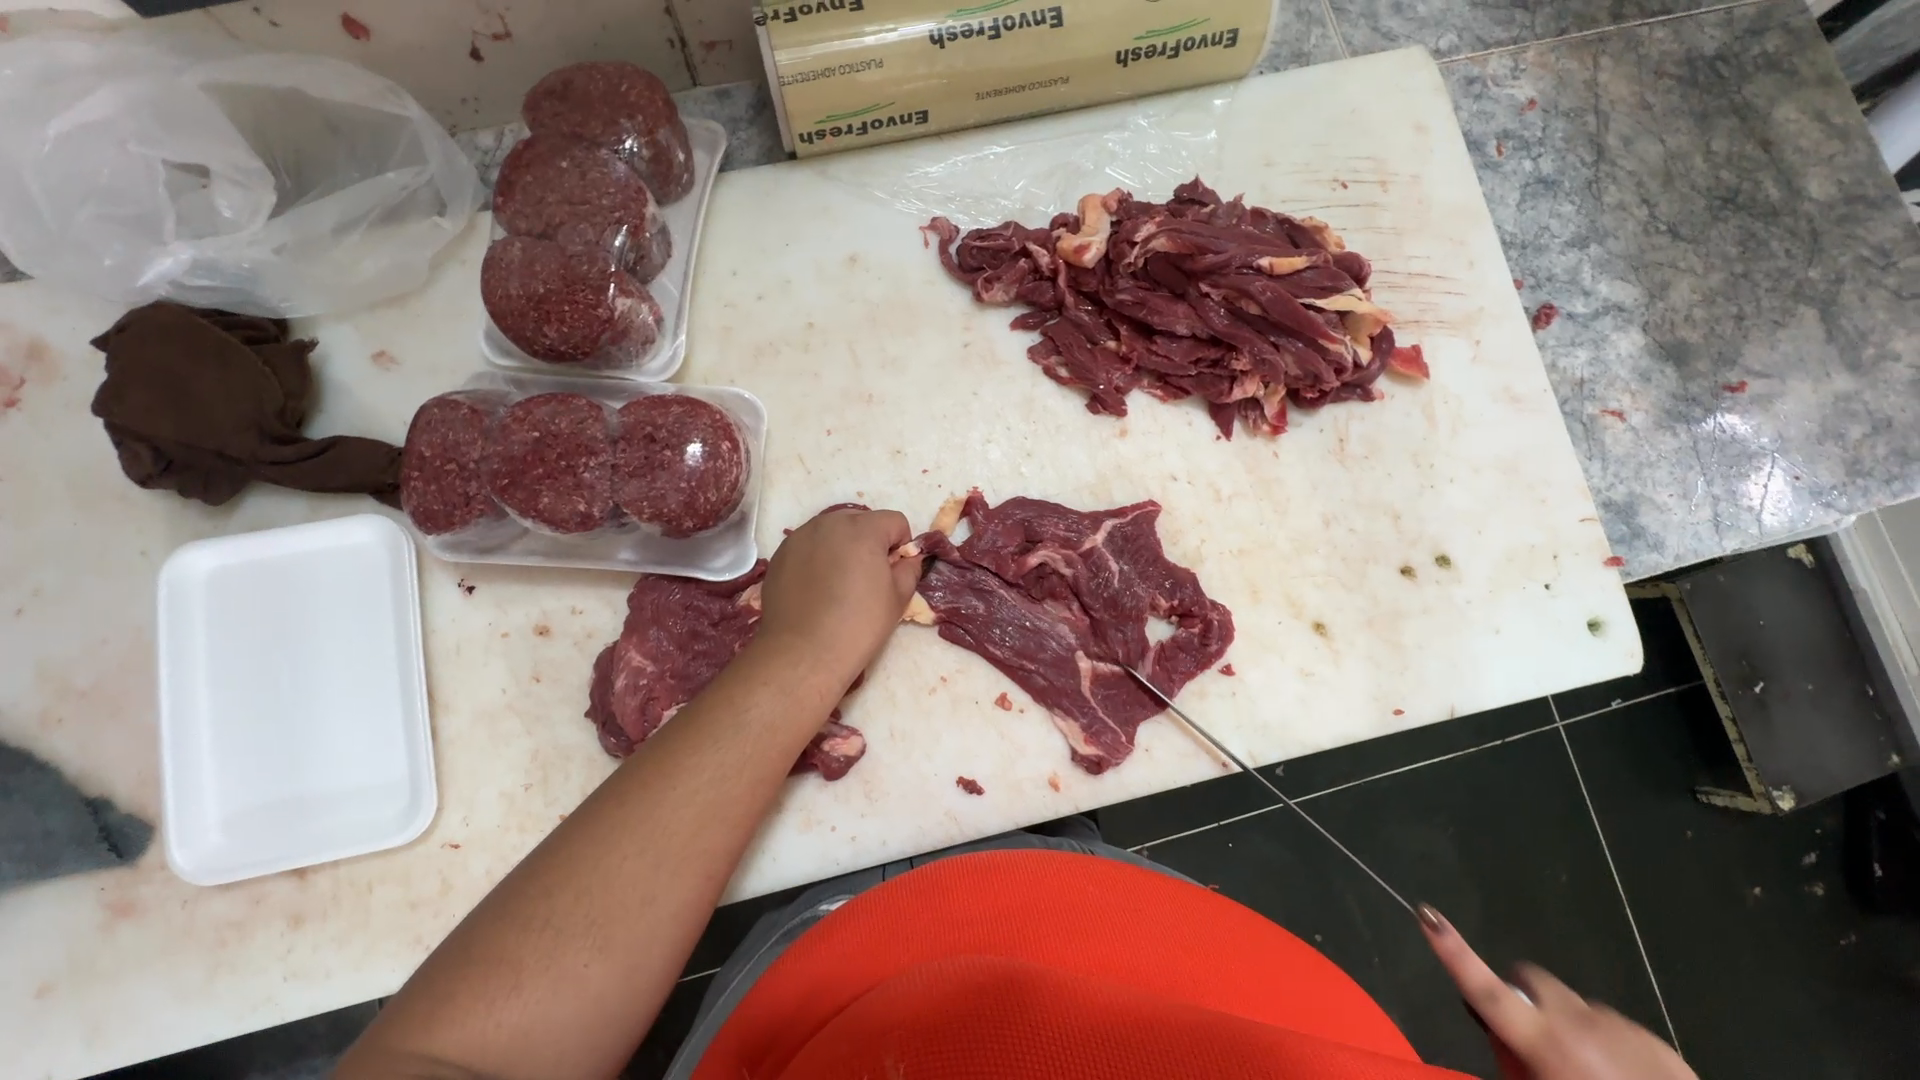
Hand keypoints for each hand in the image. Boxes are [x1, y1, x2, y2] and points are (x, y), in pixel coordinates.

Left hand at [755, 507, 920, 682]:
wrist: (803, 652)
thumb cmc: (858, 626)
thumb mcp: (898, 599)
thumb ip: (909, 569)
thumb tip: (907, 558)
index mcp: (862, 529)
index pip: (895, 521)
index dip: (901, 546)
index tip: (894, 573)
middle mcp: (829, 523)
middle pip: (861, 521)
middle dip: (870, 542)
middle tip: (867, 579)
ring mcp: (800, 537)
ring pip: (832, 532)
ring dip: (843, 548)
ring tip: (839, 585)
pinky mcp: (780, 554)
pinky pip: (809, 547)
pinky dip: (818, 559)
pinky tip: (816, 590)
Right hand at [1419, 904, 1695, 1079]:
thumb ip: (1512, 1063)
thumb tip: (1503, 1039)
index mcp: (1541, 1040)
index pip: (1482, 987)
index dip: (1451, 950)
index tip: (1427, 913)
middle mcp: (1576, 1020)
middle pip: (1529, 977)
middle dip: (1522, 995)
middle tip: (1529, 1035)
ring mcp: (1618, 1026)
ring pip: (1575, 1006)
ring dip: (1569, 1025)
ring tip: (1588, 1070)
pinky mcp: (1654, 1040)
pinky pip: (1615, 1028)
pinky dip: (1607, 1044)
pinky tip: (1622, 1078)